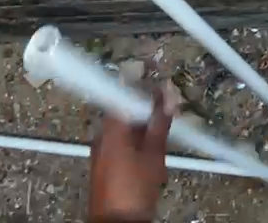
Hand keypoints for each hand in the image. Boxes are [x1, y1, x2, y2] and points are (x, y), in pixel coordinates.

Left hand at [88, 91, 174, 222]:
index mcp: (111, 128)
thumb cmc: (134, 190)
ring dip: (142, 120)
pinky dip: (134, 135)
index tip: (158, 78)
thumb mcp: (154, 153)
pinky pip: (119, 138)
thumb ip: (160, 121)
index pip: (123, 92)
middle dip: (146, 104)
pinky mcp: (102, 162)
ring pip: (123, 123)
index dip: (142, 82)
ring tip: (162, 125)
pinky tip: (149, 144)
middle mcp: (101, 134)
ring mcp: (99, 149)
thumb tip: (168, 95)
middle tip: (167, 105)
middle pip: (124, 107)